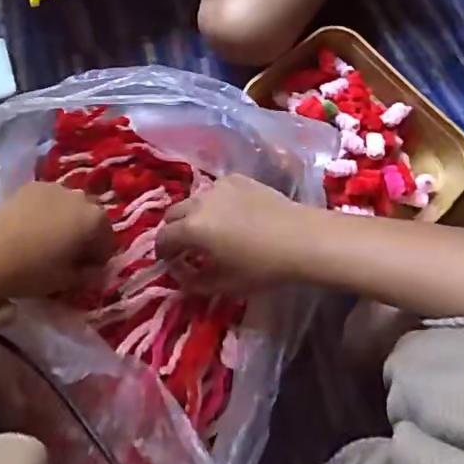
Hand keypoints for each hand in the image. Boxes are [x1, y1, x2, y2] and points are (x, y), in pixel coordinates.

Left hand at [0, 183, 114, 298]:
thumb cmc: (34, 270)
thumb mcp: (66, 281)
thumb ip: (88, 275)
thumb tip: (96, 270)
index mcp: (95, 219)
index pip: (108, 238)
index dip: (100, 255)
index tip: (88, 269)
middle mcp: (80, 196)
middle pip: (90, 216)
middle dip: (85, 233)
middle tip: (70, 253)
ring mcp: (55, 187)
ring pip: (69, 204)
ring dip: (66, 218)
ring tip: (48, 238)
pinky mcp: (32, 185)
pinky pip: (48, 198)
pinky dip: (46, 210)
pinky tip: (31, 226)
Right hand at [155, 175, 316, 291]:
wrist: (300, 237)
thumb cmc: (262, 267)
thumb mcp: (225, 284)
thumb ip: (194, 282)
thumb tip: (181, 276)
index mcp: (192, 228)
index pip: (163, 238)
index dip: (163, 253)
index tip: (172, 263)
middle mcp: (199, 201)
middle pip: (173, 214)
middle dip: (174, 231)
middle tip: (187, 248)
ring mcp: (218, 185)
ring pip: (194, 200)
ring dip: (193, 215)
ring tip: (210, 230)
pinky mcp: (237, 178)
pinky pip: (215, 190)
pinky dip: (214, 203)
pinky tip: (232, 215)